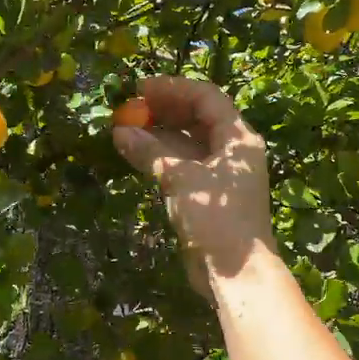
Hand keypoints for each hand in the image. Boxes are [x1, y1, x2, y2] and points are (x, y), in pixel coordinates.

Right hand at [111, 76, 275, 293]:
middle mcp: (232, 151)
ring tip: (125, 131)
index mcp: (238, 138)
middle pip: (196, 119)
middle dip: (163, 111)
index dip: (173, 89)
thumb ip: (150, 151)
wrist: (235, 271)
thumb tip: (120, 131)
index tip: (140, 88)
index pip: (206, 97)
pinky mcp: (206, 197)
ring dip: (158, 136)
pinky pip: (182, 166)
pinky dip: (161, 159)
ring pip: (187, 144)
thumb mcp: (180, 178)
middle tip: (129, 109)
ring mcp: (219, 175)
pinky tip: (137, 155)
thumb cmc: (216, 218)